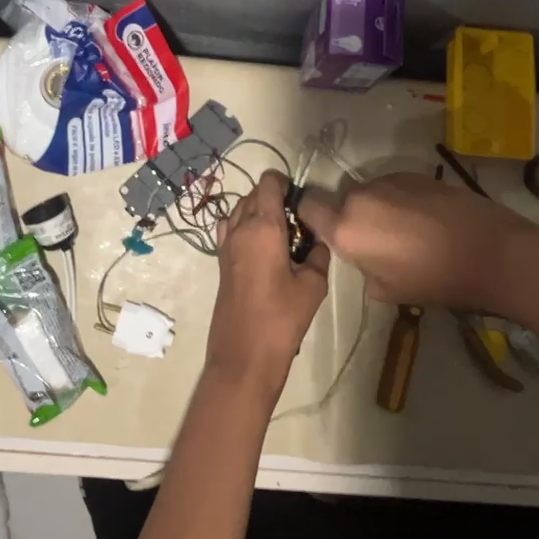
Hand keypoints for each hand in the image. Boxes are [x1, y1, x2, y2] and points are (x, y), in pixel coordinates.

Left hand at [205, 170, 329, 389]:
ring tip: (283, 234)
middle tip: (299, 219)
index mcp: (262, 227)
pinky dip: (244, 227)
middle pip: (253, 194)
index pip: (268, 183)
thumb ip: (318, 255)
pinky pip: (231, 229)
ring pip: (239, 210)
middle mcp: (239, 228)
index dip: (285, 182)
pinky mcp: (220, 262)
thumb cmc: (282, 319)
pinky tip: (264, 248)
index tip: (302, 198)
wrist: (243, 356)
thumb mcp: (313, 286)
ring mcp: (225, 244)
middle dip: (274, 198)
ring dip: (258, 211)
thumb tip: (317, 242)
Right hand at [296, 171, 538, 311]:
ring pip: (370, 193)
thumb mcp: (389, 291)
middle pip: (342, 200)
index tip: (324, 232)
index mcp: (345, 228)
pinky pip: (394, 187)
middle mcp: (360, 197)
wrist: (490, 250)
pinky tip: (426, 220)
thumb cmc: (435, 280)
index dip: (311, 217)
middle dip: (352, 218)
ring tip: (408, 232)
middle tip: (377, 242)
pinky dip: (401, 200)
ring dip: (378, 209)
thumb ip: (364, 269)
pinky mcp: (415, 173)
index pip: (307, 207)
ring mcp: (389, 180)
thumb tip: (367, 257)